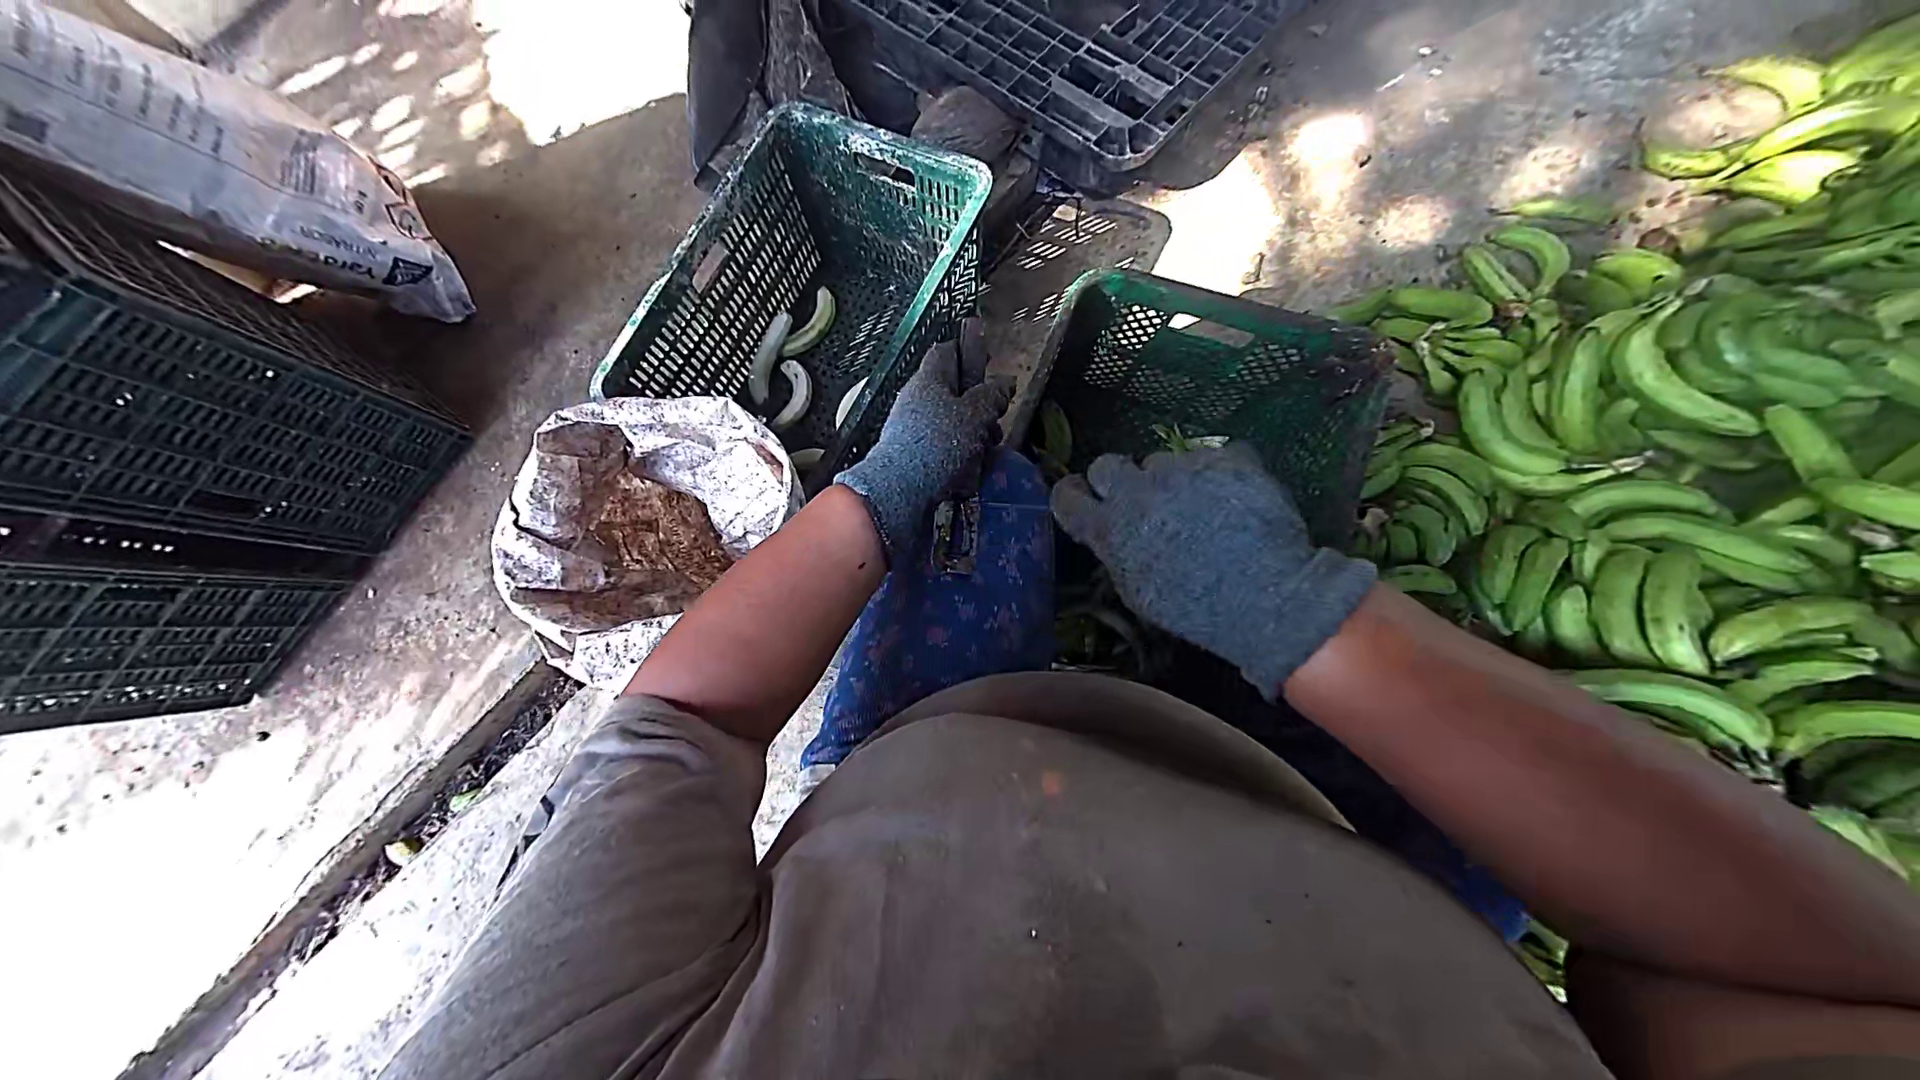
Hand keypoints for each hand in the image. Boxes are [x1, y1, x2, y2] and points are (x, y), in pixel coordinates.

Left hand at [835, 318, 1010, 566]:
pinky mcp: (914, 458)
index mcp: (929, 380)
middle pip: (955, 394)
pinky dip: (960, 460)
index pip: (947, 352)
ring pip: (952, 426)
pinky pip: (943, 452)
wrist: (899, 493)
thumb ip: (992, 396)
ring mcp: (912, 431)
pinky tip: (970, 476)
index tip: (990, 365)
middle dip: (980, 410)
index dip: (970, 353)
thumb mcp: (974, 415)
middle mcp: (917, 401)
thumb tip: (1005, 381)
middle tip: (995, 426)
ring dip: (974, 439)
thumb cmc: (937, 445)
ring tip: (985, 455)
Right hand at [1050, 444, 1375, 696]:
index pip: (1068, 498)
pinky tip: (1236, 499)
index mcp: (1110, 528)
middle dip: (1118, 477)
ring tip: (1202, 507)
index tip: (1082, 495)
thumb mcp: (1138, 589)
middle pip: (1106, 464)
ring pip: (1162, 461)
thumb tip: (1113, 533)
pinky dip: (1220, 475)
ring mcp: (1180, 470)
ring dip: (1173, 479)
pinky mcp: (1222, 459)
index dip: (1072, 494)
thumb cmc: (1195, 607)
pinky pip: (1212, 458)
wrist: (1265, 596)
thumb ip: (1118, 551)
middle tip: (1142, 497)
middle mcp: (1136, 491)